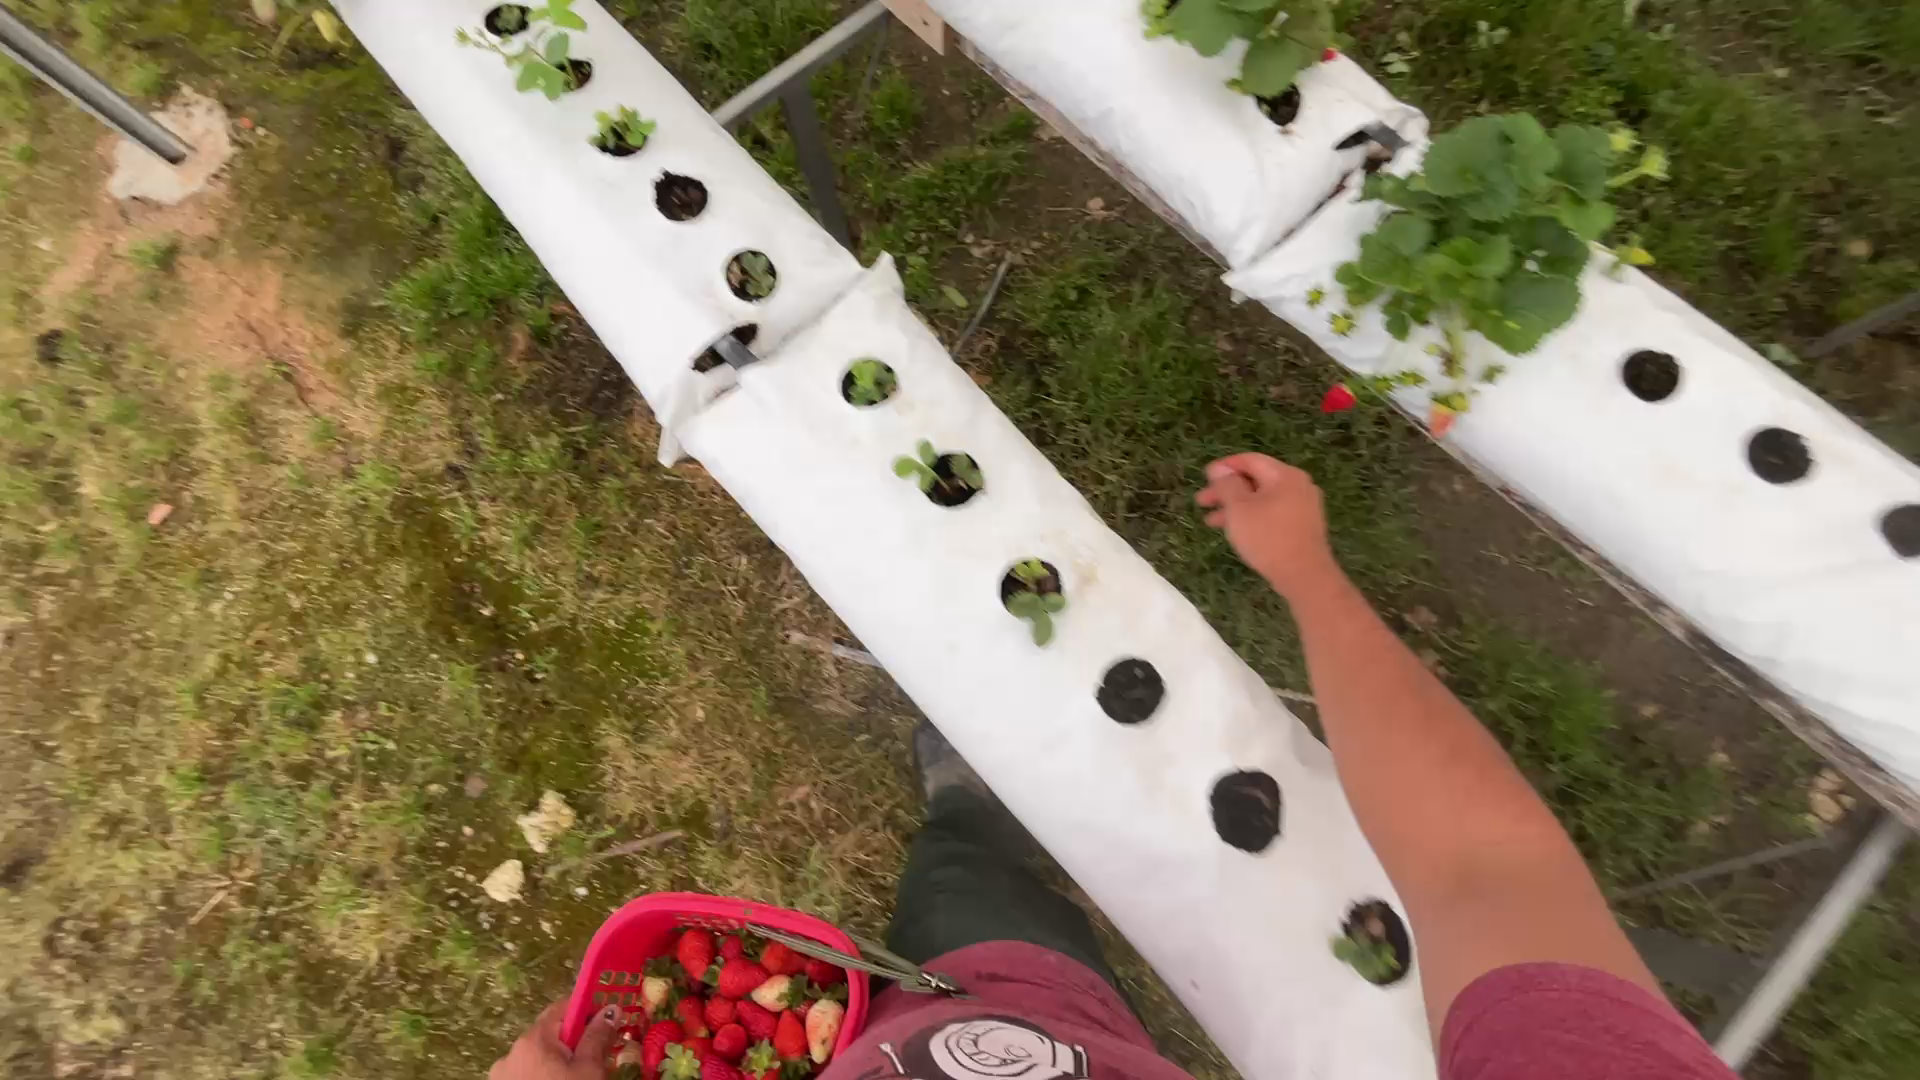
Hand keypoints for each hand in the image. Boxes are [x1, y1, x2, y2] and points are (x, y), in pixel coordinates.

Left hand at [490, 1002, 621, 1079]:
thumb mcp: (589, 1069)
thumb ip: (599, 1035)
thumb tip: (610, 1009)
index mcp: (534, 1039)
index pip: (564, 1006)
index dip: (588, 1011)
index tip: (606, 1025)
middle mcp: (511, 1053)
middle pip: (550, 1033)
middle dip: (573, 1041)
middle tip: (595, 1059)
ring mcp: (500, 1077)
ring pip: (537, 1058)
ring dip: (557, 1063)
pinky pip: (525, 1076)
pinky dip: (541, 1078)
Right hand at [1195, 454, 1341, 601]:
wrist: (1304, 574)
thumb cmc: (1267, 537)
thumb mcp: (1239, 508)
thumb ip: (1227, 485)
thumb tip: (1220, 469)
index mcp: (1284, 475)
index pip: (1250, 460)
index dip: (1224, 467)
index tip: (1204, 478)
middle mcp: (1298, 485)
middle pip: (1256, 480)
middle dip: (1226, 490)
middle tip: (1202, 502)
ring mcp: (1304, 506)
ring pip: (1262, 499)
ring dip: (1235, 507)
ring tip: (1212, 522)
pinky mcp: (1303, 525)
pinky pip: (1272, 512)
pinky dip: (1252, 517)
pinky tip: (1237, 531)